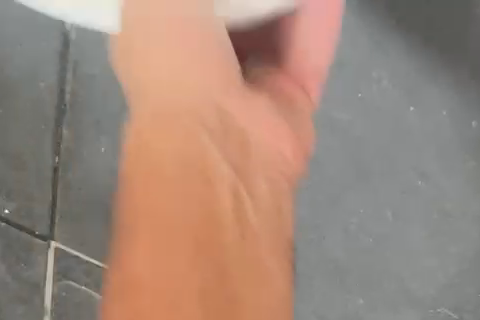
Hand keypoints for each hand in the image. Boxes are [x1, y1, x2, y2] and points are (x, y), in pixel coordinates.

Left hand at [114, 0, 345, 186]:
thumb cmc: (173, 63)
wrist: (221, 144)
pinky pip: (309, 51)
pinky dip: (320, 20)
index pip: (182, 1)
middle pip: (234, 7)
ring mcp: (255, 82)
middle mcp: (206, 58)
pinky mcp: (295, 98)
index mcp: (159, 33)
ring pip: (276, 24)